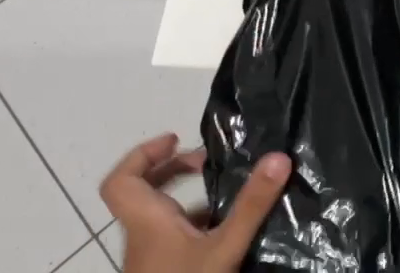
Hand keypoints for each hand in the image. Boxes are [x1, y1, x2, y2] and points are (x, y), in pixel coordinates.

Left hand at [99, 133, 291, 272]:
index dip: (142, 154)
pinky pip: (171, 236)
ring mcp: (150, 257)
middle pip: (140, 192)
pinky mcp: (162, 272)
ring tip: (225, 191)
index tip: (178, 139)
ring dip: (187, 197)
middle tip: (205, 162)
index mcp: (147, 222)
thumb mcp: (224, 249)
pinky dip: (195, 223)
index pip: (121, 181)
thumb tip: (278, 157)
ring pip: (158, 215)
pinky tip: (226, 229)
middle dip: (173, 168)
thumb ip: (251, 205)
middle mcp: (142, 236)